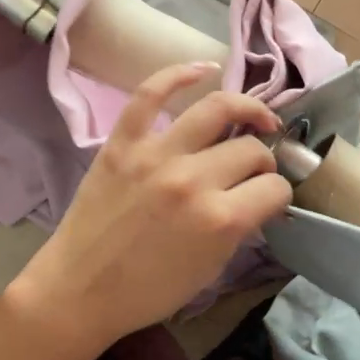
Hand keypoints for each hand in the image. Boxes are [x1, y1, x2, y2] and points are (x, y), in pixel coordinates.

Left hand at [4, 62, 294, 350]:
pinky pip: (150, 94)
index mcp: (221, 219)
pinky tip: (203, 70)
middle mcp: (194, 179)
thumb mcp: (211, 268)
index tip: (270, 199)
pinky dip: (178, 74)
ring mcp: (155, 155)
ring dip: (246, 108)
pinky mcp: (122, 143)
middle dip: (263, 160)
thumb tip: (261, 198)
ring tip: (257, 116)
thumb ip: (240, 228)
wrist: (80, 290)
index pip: (273, 187)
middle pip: (250, 149)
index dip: (278, 195)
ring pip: (216, 109)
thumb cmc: (149, 290)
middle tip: (255, 169)